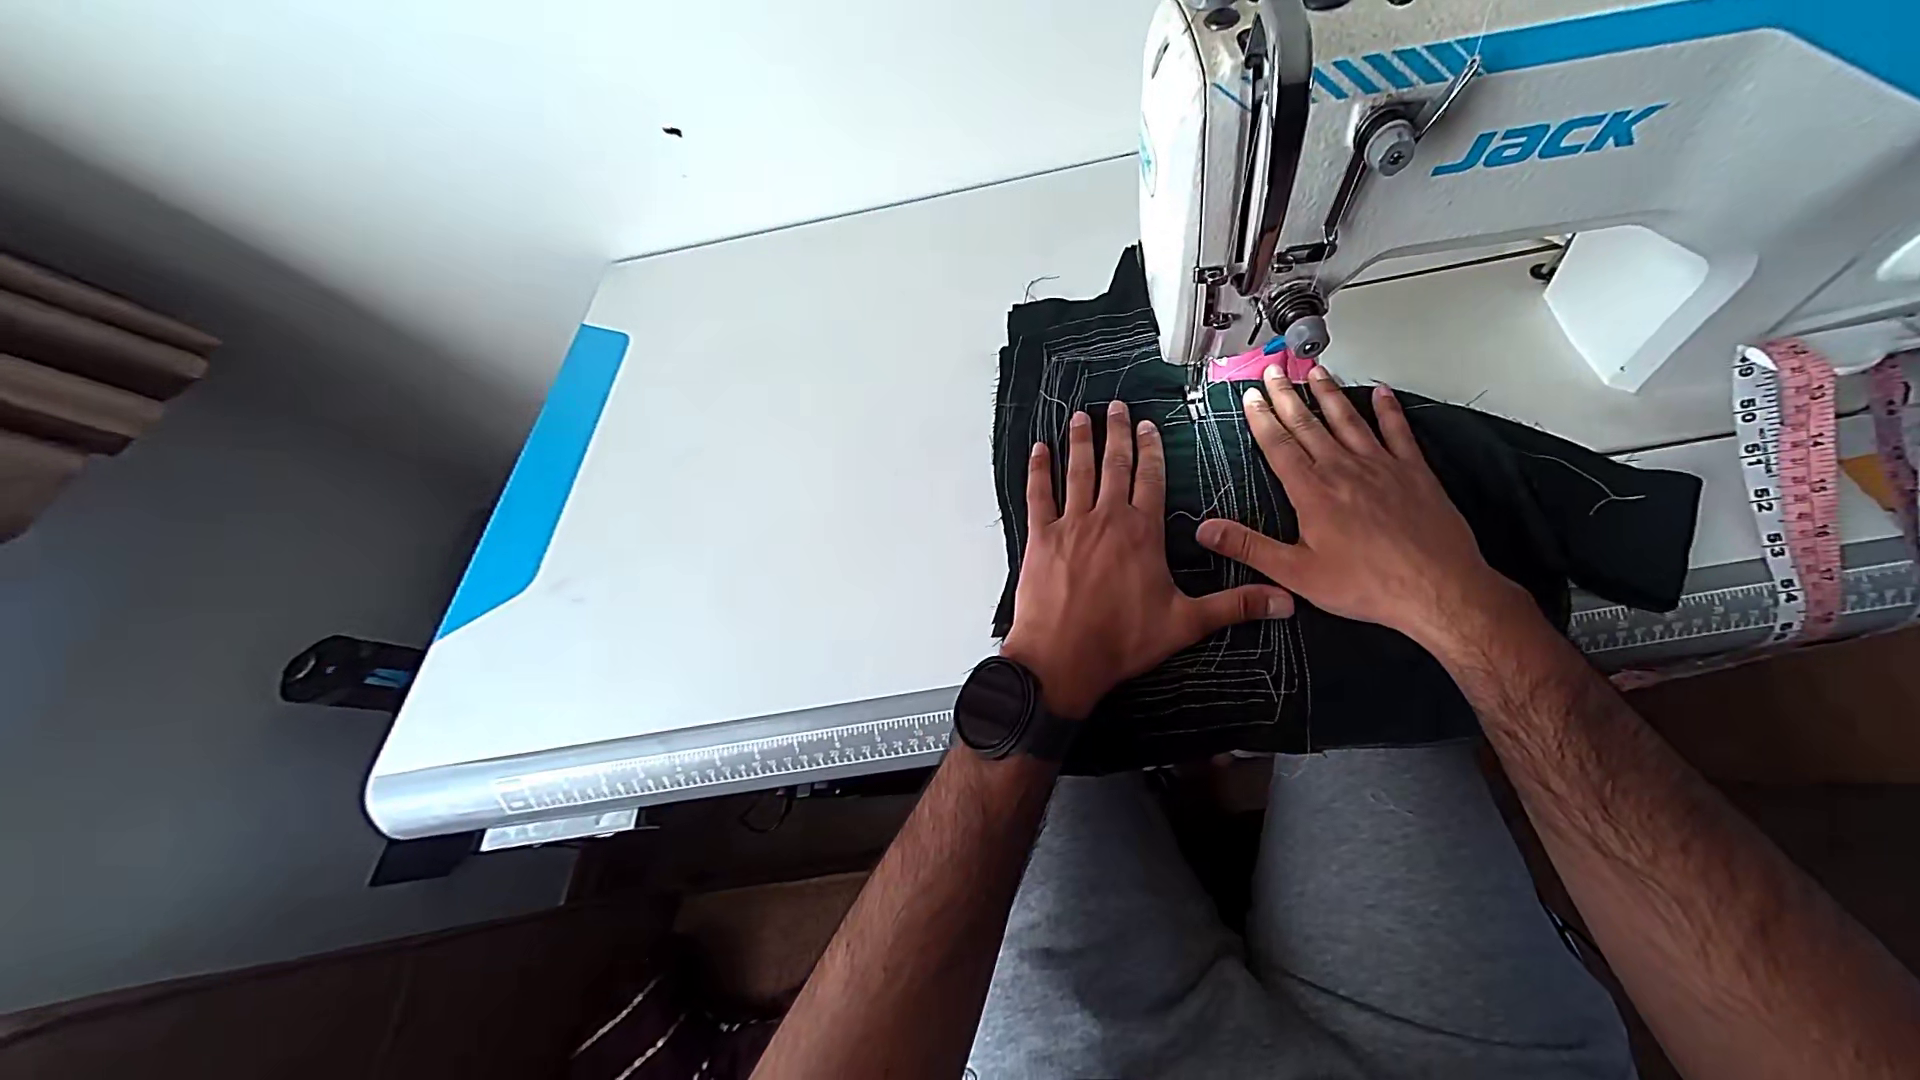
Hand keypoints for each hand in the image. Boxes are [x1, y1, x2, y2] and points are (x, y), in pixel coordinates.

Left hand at [1002, 400, 1294, 717]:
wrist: (1063, 657)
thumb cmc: (1121, 641)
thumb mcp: (1185, 623)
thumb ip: (1234, 606)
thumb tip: (1286, 602)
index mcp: (1143, 532)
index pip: (1152, 478)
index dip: (1151, 449)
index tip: (1149, 426)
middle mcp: (1107, 519)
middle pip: (1115, 465)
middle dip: (1119, 433)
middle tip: (1117, 406)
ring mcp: (1070, 525)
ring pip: (1078, 472)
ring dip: (1081, 442)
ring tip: (1082, 416)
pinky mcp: (1040, 538)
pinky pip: (1039, 494)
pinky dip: (1039, 470)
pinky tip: (1039, 450)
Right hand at [1195, 365, 1521, 650]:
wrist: (1438, 589)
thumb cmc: (1368, 584)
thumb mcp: (1295, 573)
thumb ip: (1247, 547)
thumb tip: (1207, 531)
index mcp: (1313, 492)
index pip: (1279, 445)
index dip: (1262, 418)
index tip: (1251, 397)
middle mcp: (1344, 470)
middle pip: (1308, 424)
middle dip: (1286, 396)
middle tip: (1274, 372)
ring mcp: (1381, 467)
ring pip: (1348, 420)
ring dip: (1328, 393)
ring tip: (1315, 371)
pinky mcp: (1414, 473)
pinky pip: (1398, 431)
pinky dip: (1388, 409)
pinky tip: (1380, 393)